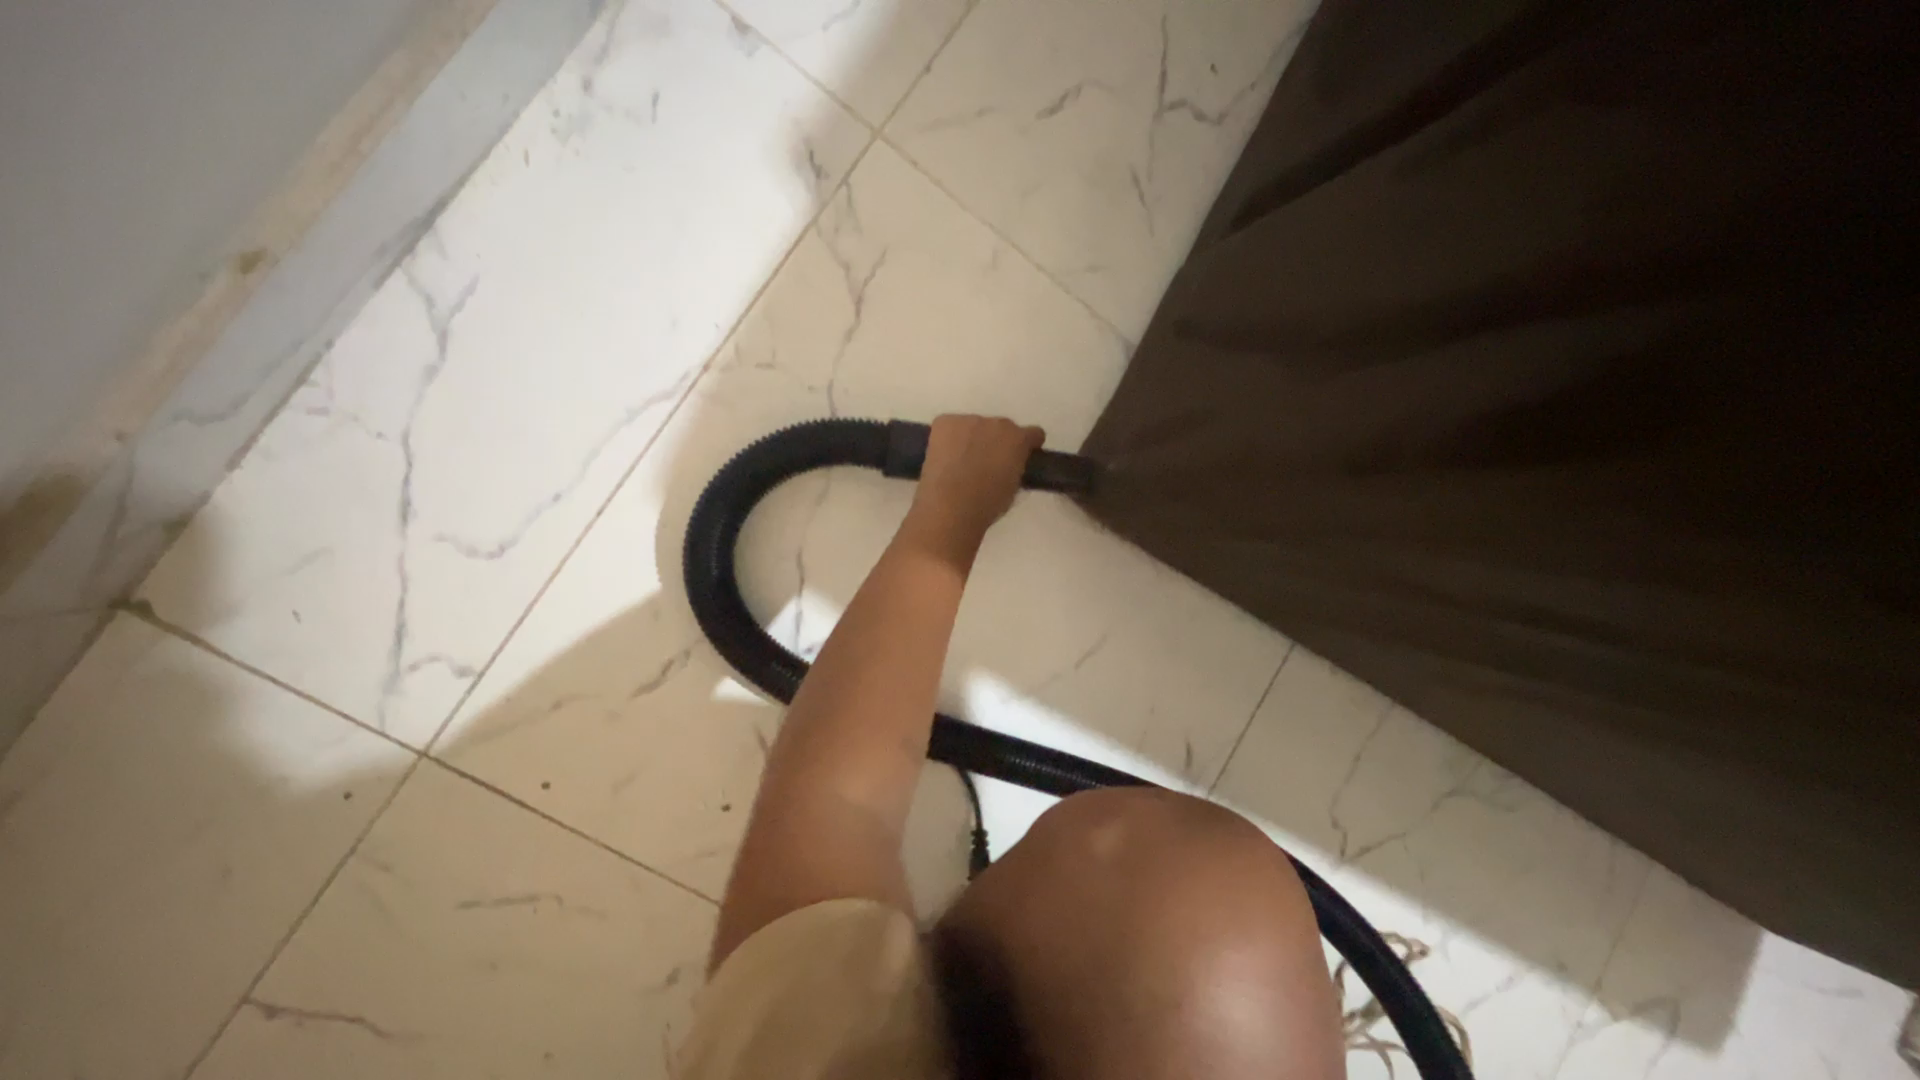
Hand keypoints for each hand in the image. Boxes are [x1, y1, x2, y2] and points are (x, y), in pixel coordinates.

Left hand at [900, 414, 1044, 567]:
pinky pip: (951, 425)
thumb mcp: (1013, 488)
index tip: (1020, 456)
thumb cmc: (986, 504)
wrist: (950, 505)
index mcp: (1019, 440)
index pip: (1033, 433)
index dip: (1027, 445)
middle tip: (985, 463)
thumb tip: (1008, 465)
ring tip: (960, 462)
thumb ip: (1015, 468)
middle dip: (996, 442)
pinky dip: (949, 438)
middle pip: (1001, 428)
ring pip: (974, 426)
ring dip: (972, 439)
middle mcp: (997, 423)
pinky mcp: (944, 421)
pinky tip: (944, 457)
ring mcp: (969, 420)